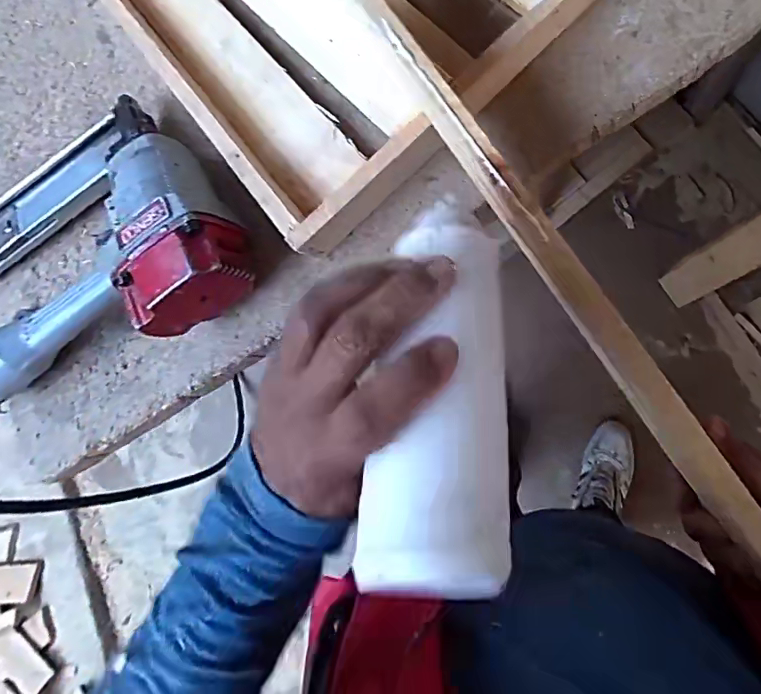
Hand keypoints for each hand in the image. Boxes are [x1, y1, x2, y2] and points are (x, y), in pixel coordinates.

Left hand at [252, 259, 459, 517]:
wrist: (270, 494)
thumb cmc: (343, 491)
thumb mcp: (382, 486)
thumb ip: (428, 444)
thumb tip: (489, 413)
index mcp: (330, 453)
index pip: (367, 412)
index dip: (411, 377)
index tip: (452, 349)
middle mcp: (302, 408)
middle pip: (347, 343)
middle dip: (399, 302)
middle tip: (443, 276)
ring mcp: (285, 373)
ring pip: (322, 312)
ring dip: (373, 280)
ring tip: (415, 265)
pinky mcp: (280, 350)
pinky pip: (311, 304)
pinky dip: (350, 280)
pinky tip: (384, 268)